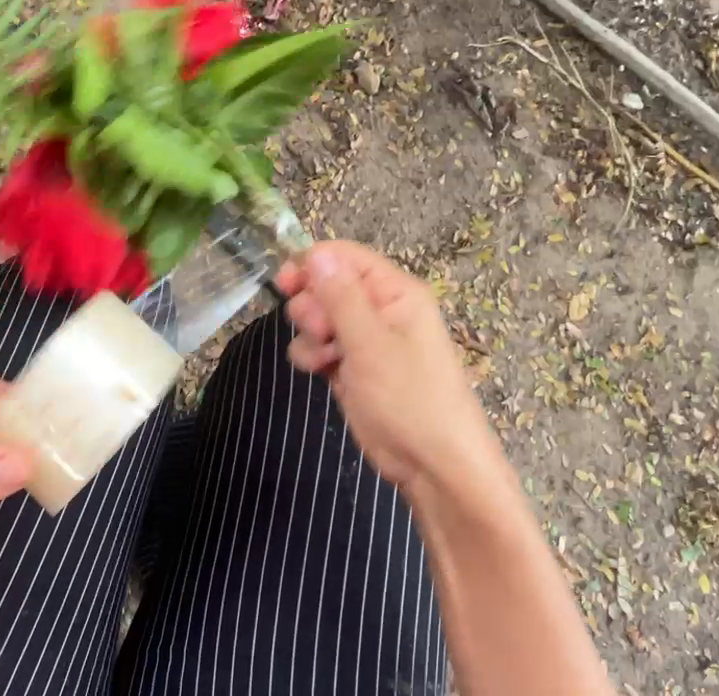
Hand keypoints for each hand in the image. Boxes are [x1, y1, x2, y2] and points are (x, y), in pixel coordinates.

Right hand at [276, 242, 491, 487]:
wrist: (434, 465)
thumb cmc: (410, 398)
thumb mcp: (371, 343)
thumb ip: (340, 296)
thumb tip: (315, 254)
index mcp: (395, 293)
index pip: (345, 257)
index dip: (312, 264)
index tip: (285, 283)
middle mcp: (379, 310)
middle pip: (326, 285)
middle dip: (312, 306)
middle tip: (320, 331)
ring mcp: (365, 340)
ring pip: (318, 317)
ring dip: (310, 334)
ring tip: (324, 358)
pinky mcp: (351, 367)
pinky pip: (318, 346)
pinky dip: (312, 355)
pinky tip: (320, 372)